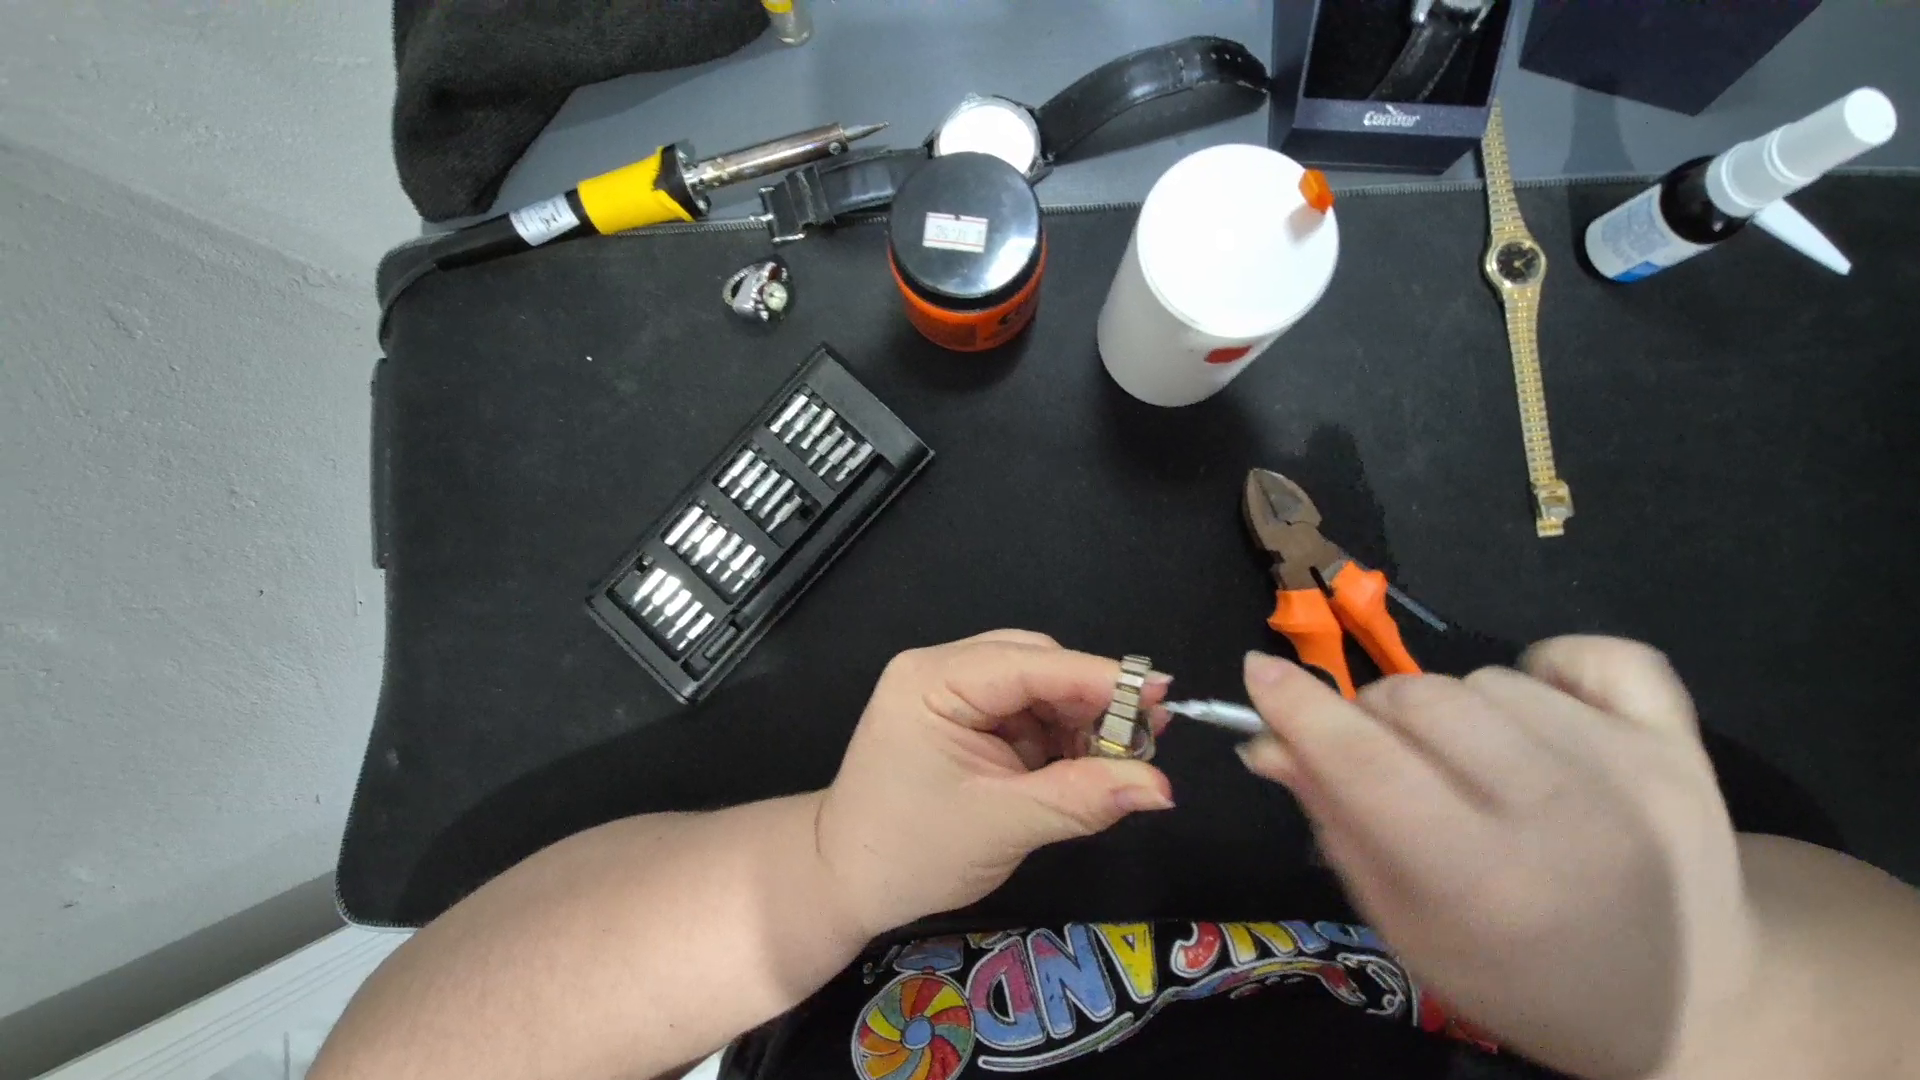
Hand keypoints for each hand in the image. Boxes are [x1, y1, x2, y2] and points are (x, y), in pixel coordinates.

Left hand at [815, 630, 1173, 939]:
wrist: (845, 880)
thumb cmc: (910, 852)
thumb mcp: (1001, 825)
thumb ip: (1082, 798)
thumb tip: (1162, 787)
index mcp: (933, 680)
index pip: (1029, 663)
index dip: (1100, 677)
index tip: (1163, 692)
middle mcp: (941, 671)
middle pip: (1036, 665)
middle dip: (1092, 701)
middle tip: (1145, 739)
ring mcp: (951, 692)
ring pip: (1037, 688)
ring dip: (1081, 721)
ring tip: (1121, 760)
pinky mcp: (964, 718)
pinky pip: (1026, 713)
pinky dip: (1061, 738)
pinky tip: (1086, 764)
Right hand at [1237, 637, 1755, 1079]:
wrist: (1695, 1004)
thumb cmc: (1516, 974)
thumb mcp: (1403, 923)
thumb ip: (1334, 823)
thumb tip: (1269, 740)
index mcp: (1481, 883)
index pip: (1366, 764)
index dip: (1299, 707)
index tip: (1257, 672)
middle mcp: (1562, 815)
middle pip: (1418, 699)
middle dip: (1373, 714)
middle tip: (1384, 754)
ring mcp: (1634, 770)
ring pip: (1485, 678)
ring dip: (1453, 709)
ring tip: (1475, 762)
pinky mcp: (1683, 743)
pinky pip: (1589, 652)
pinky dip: (1547, 670)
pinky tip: (1543, 717)